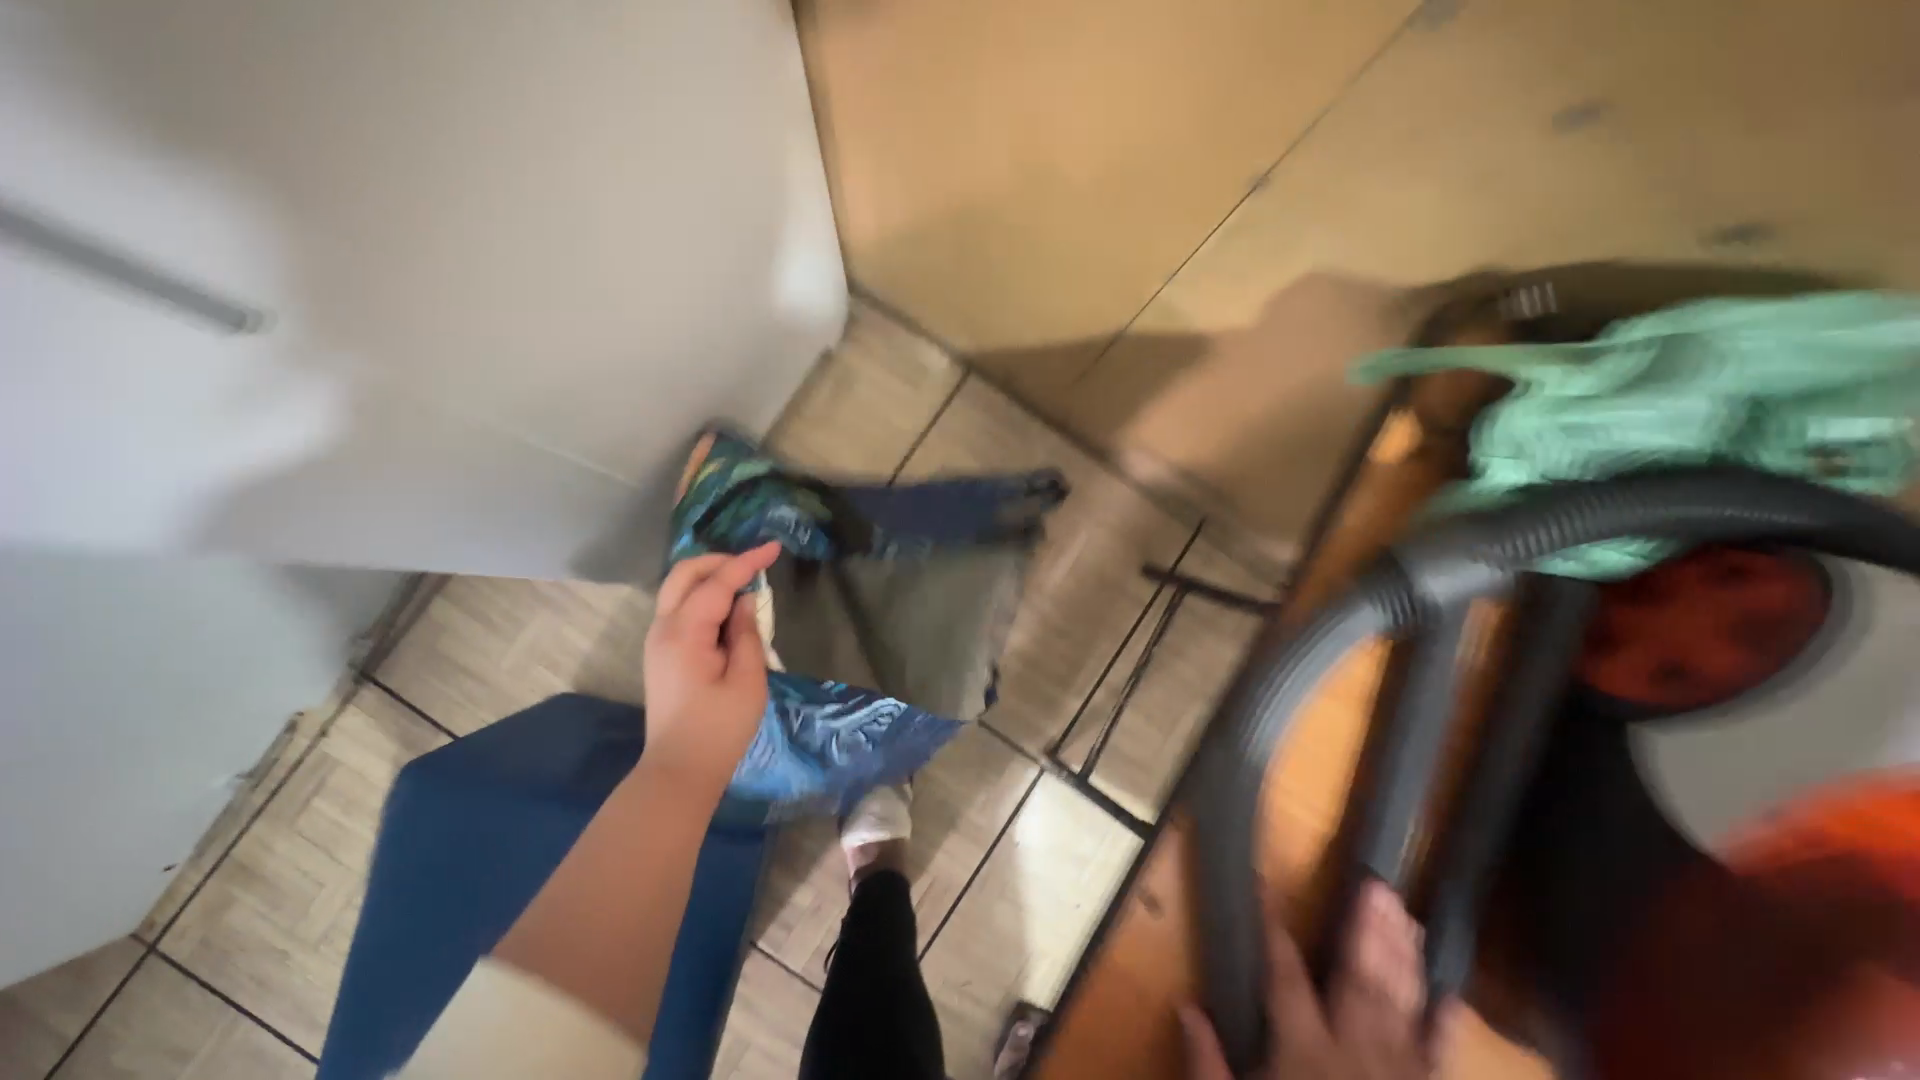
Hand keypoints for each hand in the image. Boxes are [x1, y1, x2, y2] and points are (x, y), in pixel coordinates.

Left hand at [640, 542, 780, 796]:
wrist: (679, 770)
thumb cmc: (719, 729)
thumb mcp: (747, 681)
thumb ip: (747, 634)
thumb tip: (745, 601)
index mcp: (684, 633)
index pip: (716, 583)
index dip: (746, 562)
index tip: (774, 547)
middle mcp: (663, 628)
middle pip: (684, 574)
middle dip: (720, 561)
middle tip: (754, 564)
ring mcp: (657, 640)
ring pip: (677, 588)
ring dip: (709, 577)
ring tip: (745, 584)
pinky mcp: (661, 653)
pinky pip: (679, 608)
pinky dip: (702, 596)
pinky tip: (727, 609)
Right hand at [1179, 881, 1455, 1079]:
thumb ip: (1208, 1064)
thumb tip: (1187, 1007)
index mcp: (1304, 1052)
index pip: (1285, 977)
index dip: (1275, 931)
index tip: (1267, 887)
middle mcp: (1356, 1053)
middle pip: (1361, 980)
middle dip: (1366, 930)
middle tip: (1375, 885)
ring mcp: (1397, 1074)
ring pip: (1402, 1005)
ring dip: (1404, 957)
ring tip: (1405, 913)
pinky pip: (1438, 1057)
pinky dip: (1445, 1025)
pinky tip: (1449, 992)